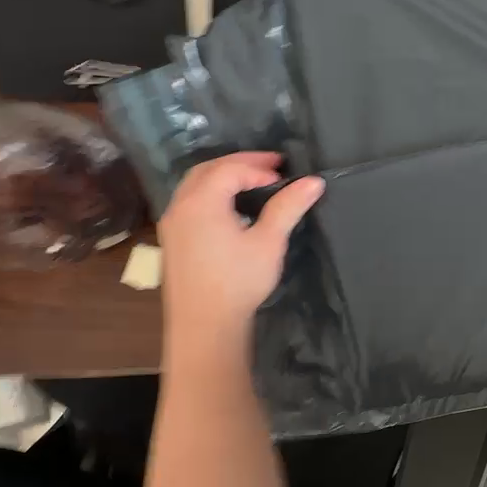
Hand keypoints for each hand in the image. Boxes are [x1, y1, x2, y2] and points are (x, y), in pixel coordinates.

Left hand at [157, 152, 323, 341]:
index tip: (286, 178)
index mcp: (201, 202)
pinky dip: (213, 191)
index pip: (230, 170)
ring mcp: (173, 222)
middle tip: (272, 166)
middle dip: (240, 163)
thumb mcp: (269, 242)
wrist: (205, 322)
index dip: (259, 168)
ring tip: (254, 181)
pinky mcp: (174, 238)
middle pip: (207, 170)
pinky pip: (191, 200)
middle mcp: (180, 205)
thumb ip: (288, 208)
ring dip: (224, 176)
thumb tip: (314, 181)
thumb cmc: (239, 280)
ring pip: (195, 184)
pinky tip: (232, 205)